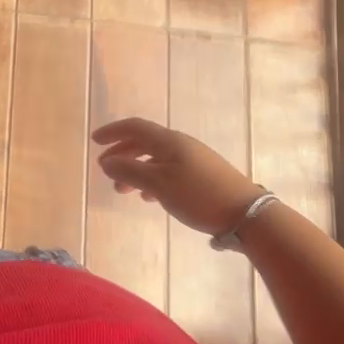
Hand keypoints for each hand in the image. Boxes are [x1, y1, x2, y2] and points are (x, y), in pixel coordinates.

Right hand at [92, 118, 266, 235]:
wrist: (249, 216)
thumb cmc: (199, 196)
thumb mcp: (158, 184)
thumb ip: (129, 171)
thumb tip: (105, 161)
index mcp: (169, 141)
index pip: (135, 127)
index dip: (113, 131)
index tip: (95, 141)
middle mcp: (180, 145)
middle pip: (144, 142)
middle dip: (122, 153)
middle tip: (105, 168)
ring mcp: (194, 160)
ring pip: (156, 159)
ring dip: (136, 170)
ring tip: (124, 190)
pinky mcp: (204, 177)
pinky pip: (169, 171)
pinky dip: (153, 179)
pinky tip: (150, 197)